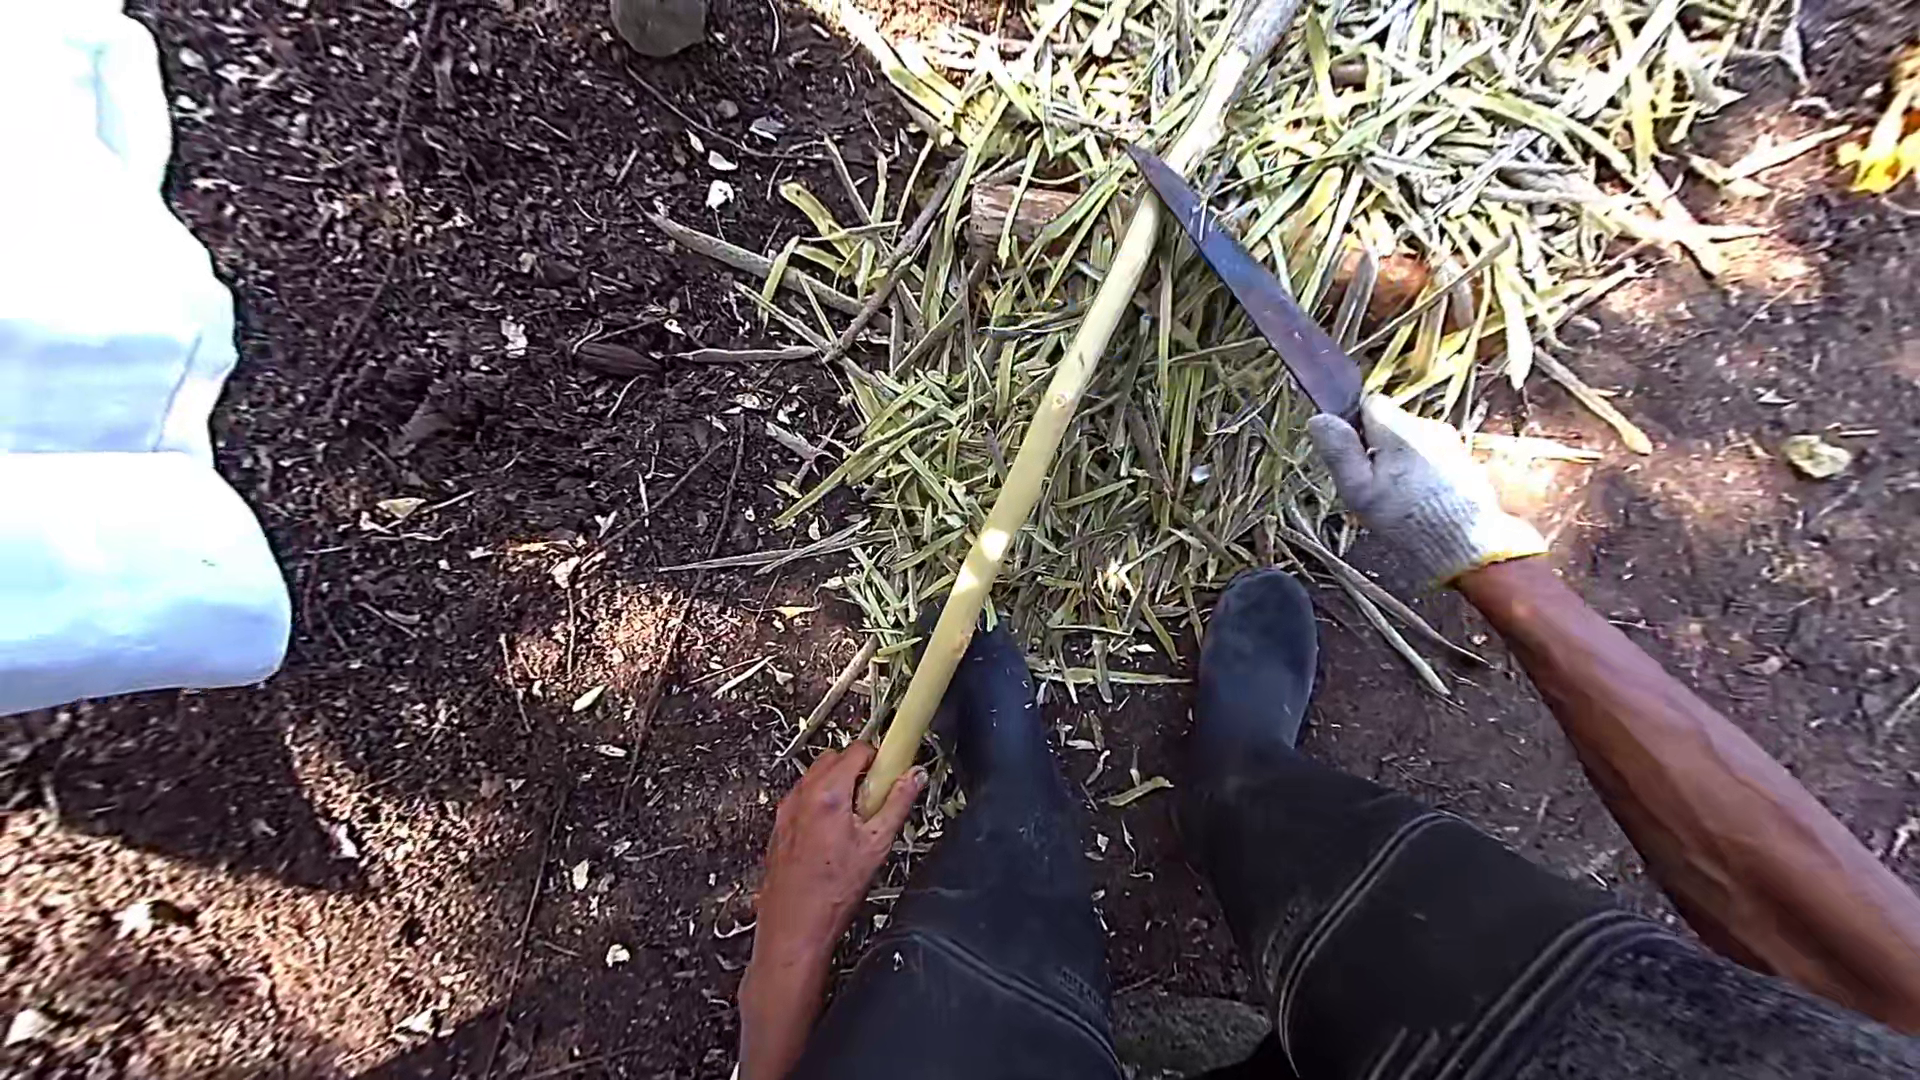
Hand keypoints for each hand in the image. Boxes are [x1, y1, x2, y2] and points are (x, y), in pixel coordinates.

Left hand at [740, 743, 924, 1079]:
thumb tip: (914, 777)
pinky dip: (821, 800)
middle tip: (875, 795)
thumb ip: (898, 802)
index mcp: (829, 793)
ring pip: (817, 774)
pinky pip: (804, 795)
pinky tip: (834, 833)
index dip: (879, 757)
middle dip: (858, 769)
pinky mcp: (781, 823)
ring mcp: (788, 808)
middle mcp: (803, 794)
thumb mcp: (877, 844)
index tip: (890, 770)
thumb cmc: (831, 894)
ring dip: (839, 783)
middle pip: (836, 757)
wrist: (794, 928)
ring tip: (856, 817)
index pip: (858, 749)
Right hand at [1306, 395, 1546, 585]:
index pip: (1368, 404)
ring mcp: (1449, 442)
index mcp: (1397, 429)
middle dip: (1374, 446)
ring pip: (1408, 440)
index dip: (1352, 425)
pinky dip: (1416, 470)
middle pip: (1388, 424)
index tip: (1350, 455)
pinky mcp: (1462, 459)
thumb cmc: (1403, 515)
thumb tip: (1319, 418)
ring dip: (1395, 460)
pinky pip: (1427, 454)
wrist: (1464, 542)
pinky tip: (1415, 497)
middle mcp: (1427, 426)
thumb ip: (1339, 451)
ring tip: (1393, 494)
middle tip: (1368, 483)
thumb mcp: (1358, 488)